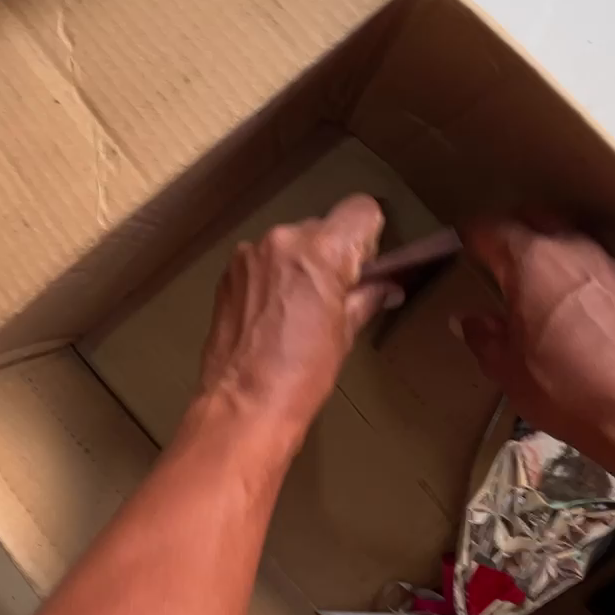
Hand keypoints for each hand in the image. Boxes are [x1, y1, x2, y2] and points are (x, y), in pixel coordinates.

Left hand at [198, 194, 397, 434]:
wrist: (243, 404)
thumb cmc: (301, 374)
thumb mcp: (345, 333)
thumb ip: (366, 297)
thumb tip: (386, 286)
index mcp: (320, 250)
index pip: (360, 210)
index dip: (368, 236)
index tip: (365, 266)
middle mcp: (281, 240)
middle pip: (322, 228)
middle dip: (332, 255)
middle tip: (333, 296)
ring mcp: (249, 254)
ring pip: (289, 244)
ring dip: (298, 266)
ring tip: (297, 311)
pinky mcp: (227, 273)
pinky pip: (261, 261)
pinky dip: (271, 277)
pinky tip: (271, 314)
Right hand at [457, 218, 614, 464]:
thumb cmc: (564, 388)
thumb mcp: (505, 368)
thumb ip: (482, 335)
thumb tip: (470, 319)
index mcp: (530, 262)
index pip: (490, 229)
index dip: (470, 236)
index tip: (459, 247)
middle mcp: (571, 251)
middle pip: (535, 219)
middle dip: (512, 231)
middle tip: (494, 256)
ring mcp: (609, 266)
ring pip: (569, 240)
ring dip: (548, 251)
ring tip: (532, 282)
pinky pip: (594, 267)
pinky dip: (575, 276)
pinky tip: (570, 309)